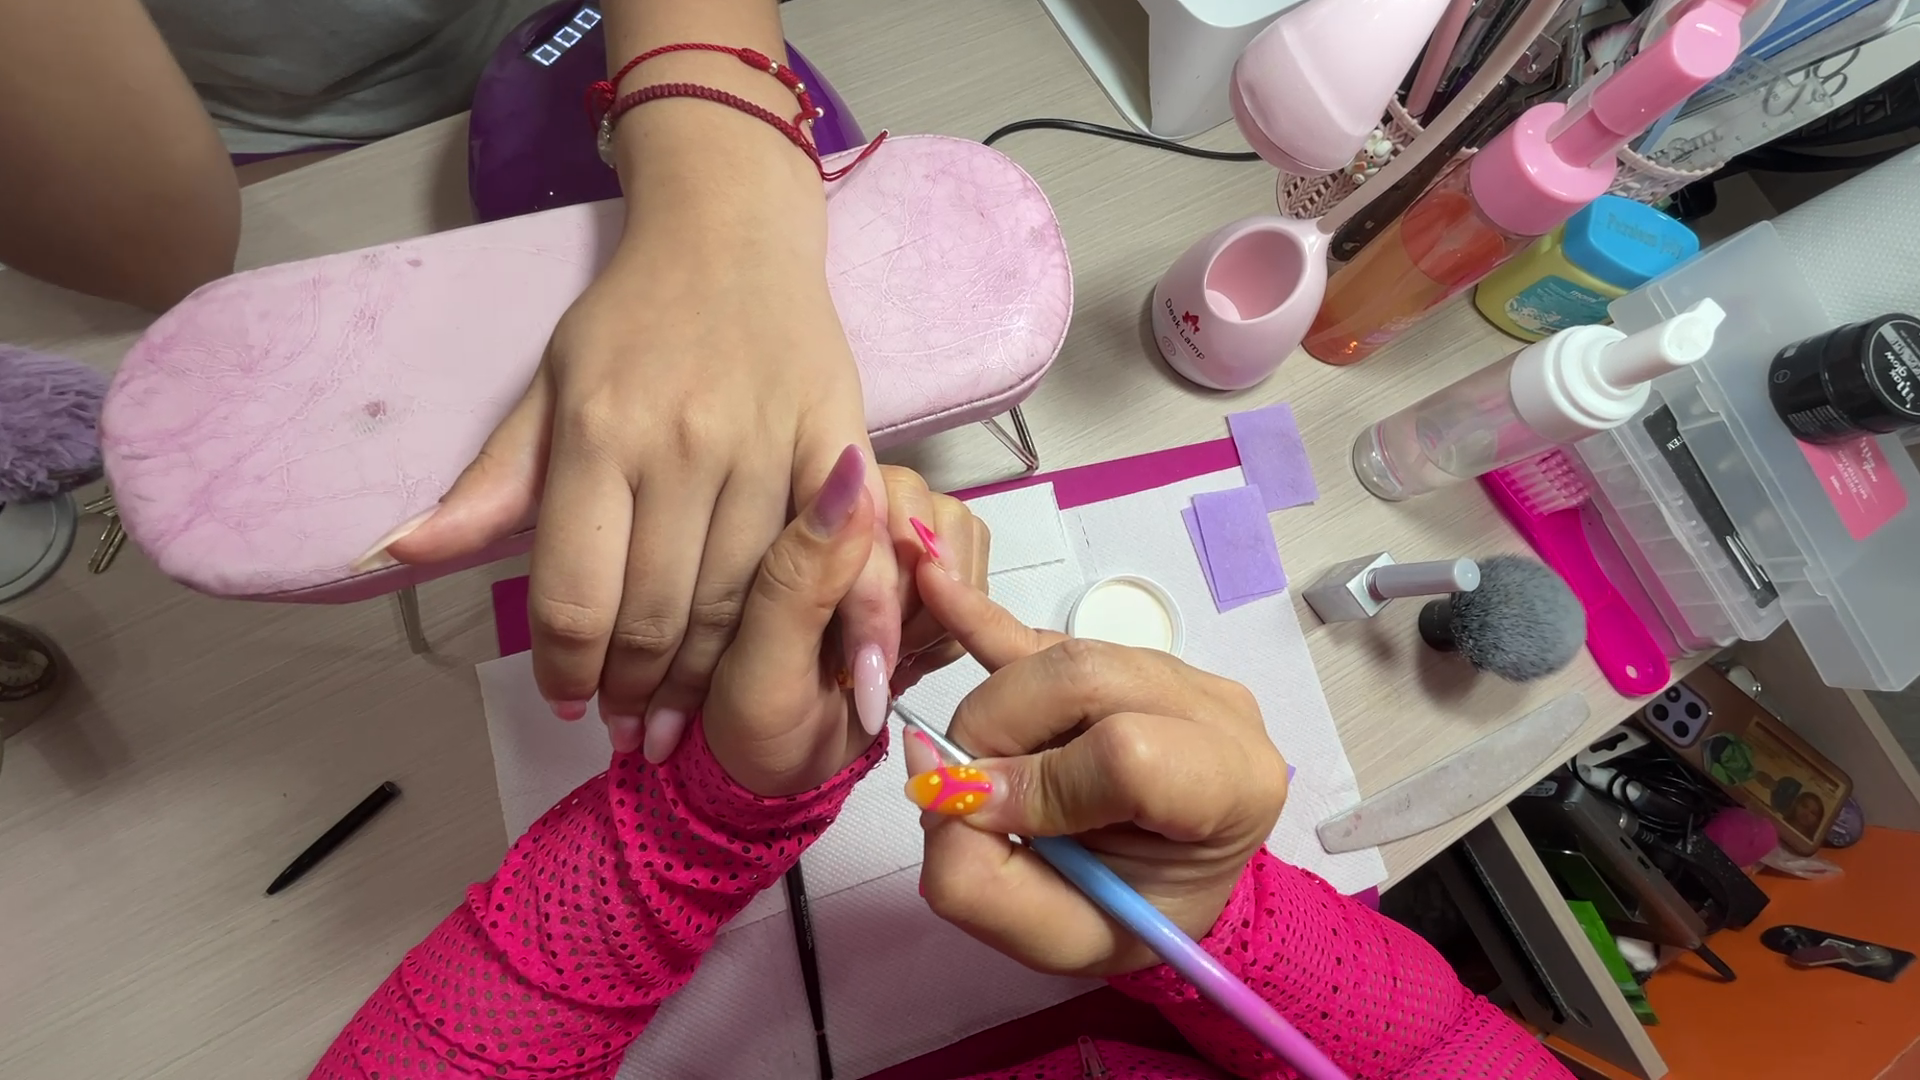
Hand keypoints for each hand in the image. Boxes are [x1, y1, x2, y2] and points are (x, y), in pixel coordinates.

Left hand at [369, 224, 905, 752]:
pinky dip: (846, 621)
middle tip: (639, 736)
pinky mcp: (839, 440)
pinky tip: (841, 681)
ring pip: (746, 597)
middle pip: (664, 610)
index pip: (579, 590)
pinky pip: (842, 550)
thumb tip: (397, 557)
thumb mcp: (550, 384)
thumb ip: (494, 480)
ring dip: (716, 678)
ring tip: (695, 725)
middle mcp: (684, 446)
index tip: (574, 705)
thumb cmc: (636, 316)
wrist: (735, 237)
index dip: (571, 668)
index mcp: (599, 433)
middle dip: (643, 691)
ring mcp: (769, 446)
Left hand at [701, 456, 988, 794]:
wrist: (786, 770)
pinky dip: (953, 620)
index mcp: (778, 514)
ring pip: (953, 531)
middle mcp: (833, 510)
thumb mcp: (765, 664)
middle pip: (918, 506)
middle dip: (912, 597)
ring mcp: (880, 535)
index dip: (884, 579)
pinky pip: (970, 564)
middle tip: (880, 660)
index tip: (871, 658)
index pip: (865, 494)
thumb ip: (800, 577)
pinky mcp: (917, 565)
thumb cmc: (758, 724)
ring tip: (896, 658)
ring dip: (938, 609)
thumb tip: (851, 474)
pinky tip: (913, 657)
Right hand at [903, 566, 1287, 976]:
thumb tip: (938, 786)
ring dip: (992, 712)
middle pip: (1075, 681)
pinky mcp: (1113, 650)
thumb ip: (988, 888)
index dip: (1038, 782)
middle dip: (991, 736)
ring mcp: (1165, 666)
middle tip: (961, 792)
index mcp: (1232, 785)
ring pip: (1050, 659)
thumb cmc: (1130, 913)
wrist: (1168, 875)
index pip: (1126, 754)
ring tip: (980, 768)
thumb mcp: (1069, 942)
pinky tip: (935, 583)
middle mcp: (1209, 706)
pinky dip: (979, 616)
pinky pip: (1039, 631)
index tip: (978, 814)